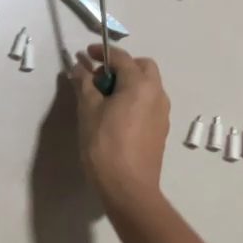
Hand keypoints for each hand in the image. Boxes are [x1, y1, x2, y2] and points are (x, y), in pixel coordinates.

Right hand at [70, 43, 169, 213]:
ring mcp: (162, 113)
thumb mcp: (88, 110)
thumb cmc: (105, 144)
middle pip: (142, 67)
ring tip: (105, 98)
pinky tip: (116, 116)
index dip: (101, 53)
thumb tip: (80, 67)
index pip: (121, 57)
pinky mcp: (160, 130)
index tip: (84, 55)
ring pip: (148, 85)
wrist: (128, 189)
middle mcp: (157, 94)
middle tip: (99, 79)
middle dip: (121, 66)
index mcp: (140, 84)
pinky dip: (134, 99)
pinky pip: (149, 103)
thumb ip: (84, 83)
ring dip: (129, 83)